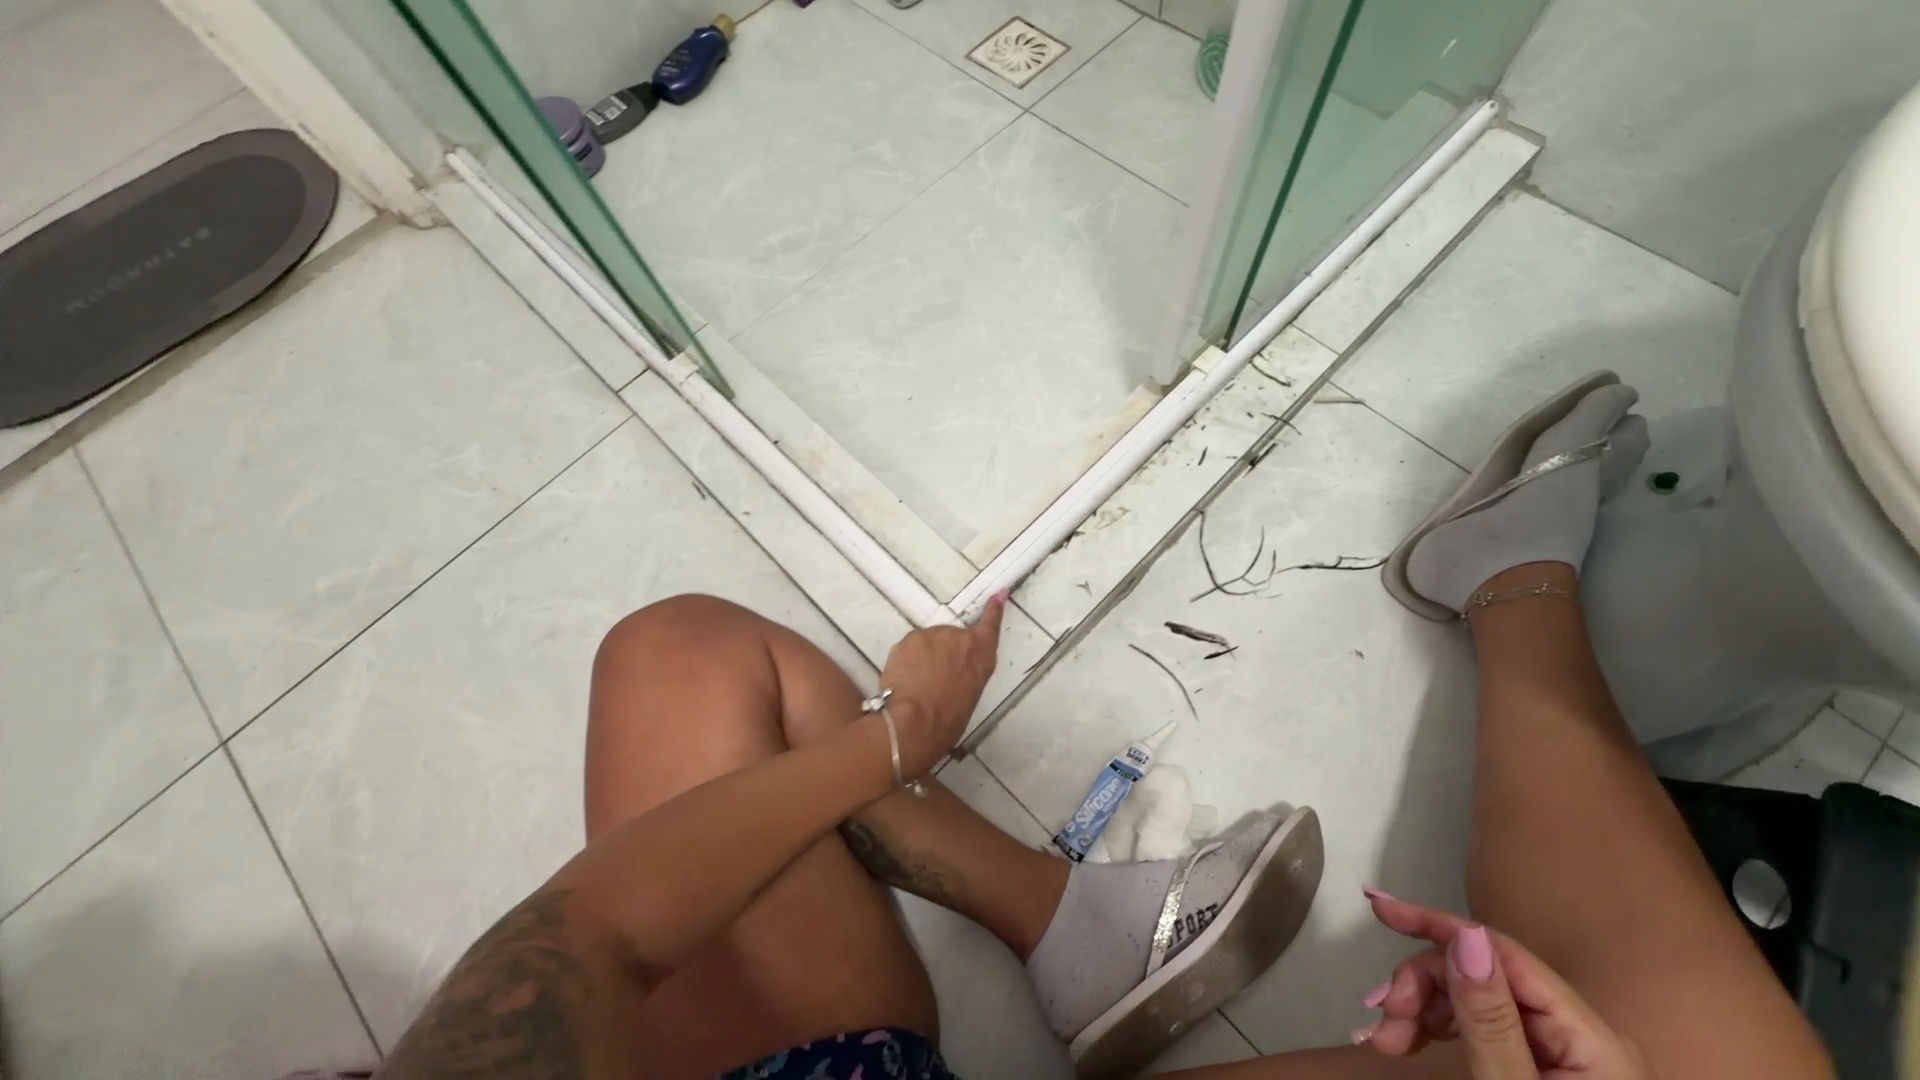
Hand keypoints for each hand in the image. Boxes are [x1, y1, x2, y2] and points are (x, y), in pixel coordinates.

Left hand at [876, 591, 1007, 779]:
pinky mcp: (909, 638)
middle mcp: (960, 639)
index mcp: (982, 656)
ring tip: (917, 684)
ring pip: (927, 643)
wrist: (915, 721)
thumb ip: (965, 676)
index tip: (998, 593)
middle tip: (934, 680)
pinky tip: (903, 681)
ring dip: (923, 657)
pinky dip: (906, 661)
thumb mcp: (968, 698)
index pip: (990, 627)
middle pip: (951, 638)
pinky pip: (908, 649)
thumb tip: (951, 675)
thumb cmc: (947, 722)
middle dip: (943, 653)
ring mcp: (933, 635)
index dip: (994, 610)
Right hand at [1356, 890, 1651, 1078]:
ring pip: (1470, 995)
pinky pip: (1476, 1023)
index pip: (1503, 952)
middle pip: (1481, 973)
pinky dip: (1432, 1027)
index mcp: (1593, 1037)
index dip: (1437, 923)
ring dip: (1418, 1008)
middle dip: (1420, 985)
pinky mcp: (1540, 1064)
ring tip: (1383, 1040)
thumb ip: (1492, 1022)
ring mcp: (1562, 1050)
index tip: (1376, 908)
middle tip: (1381, 1017)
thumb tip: (1466, 936)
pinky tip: (1400, 1039)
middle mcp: (1581, 1032)